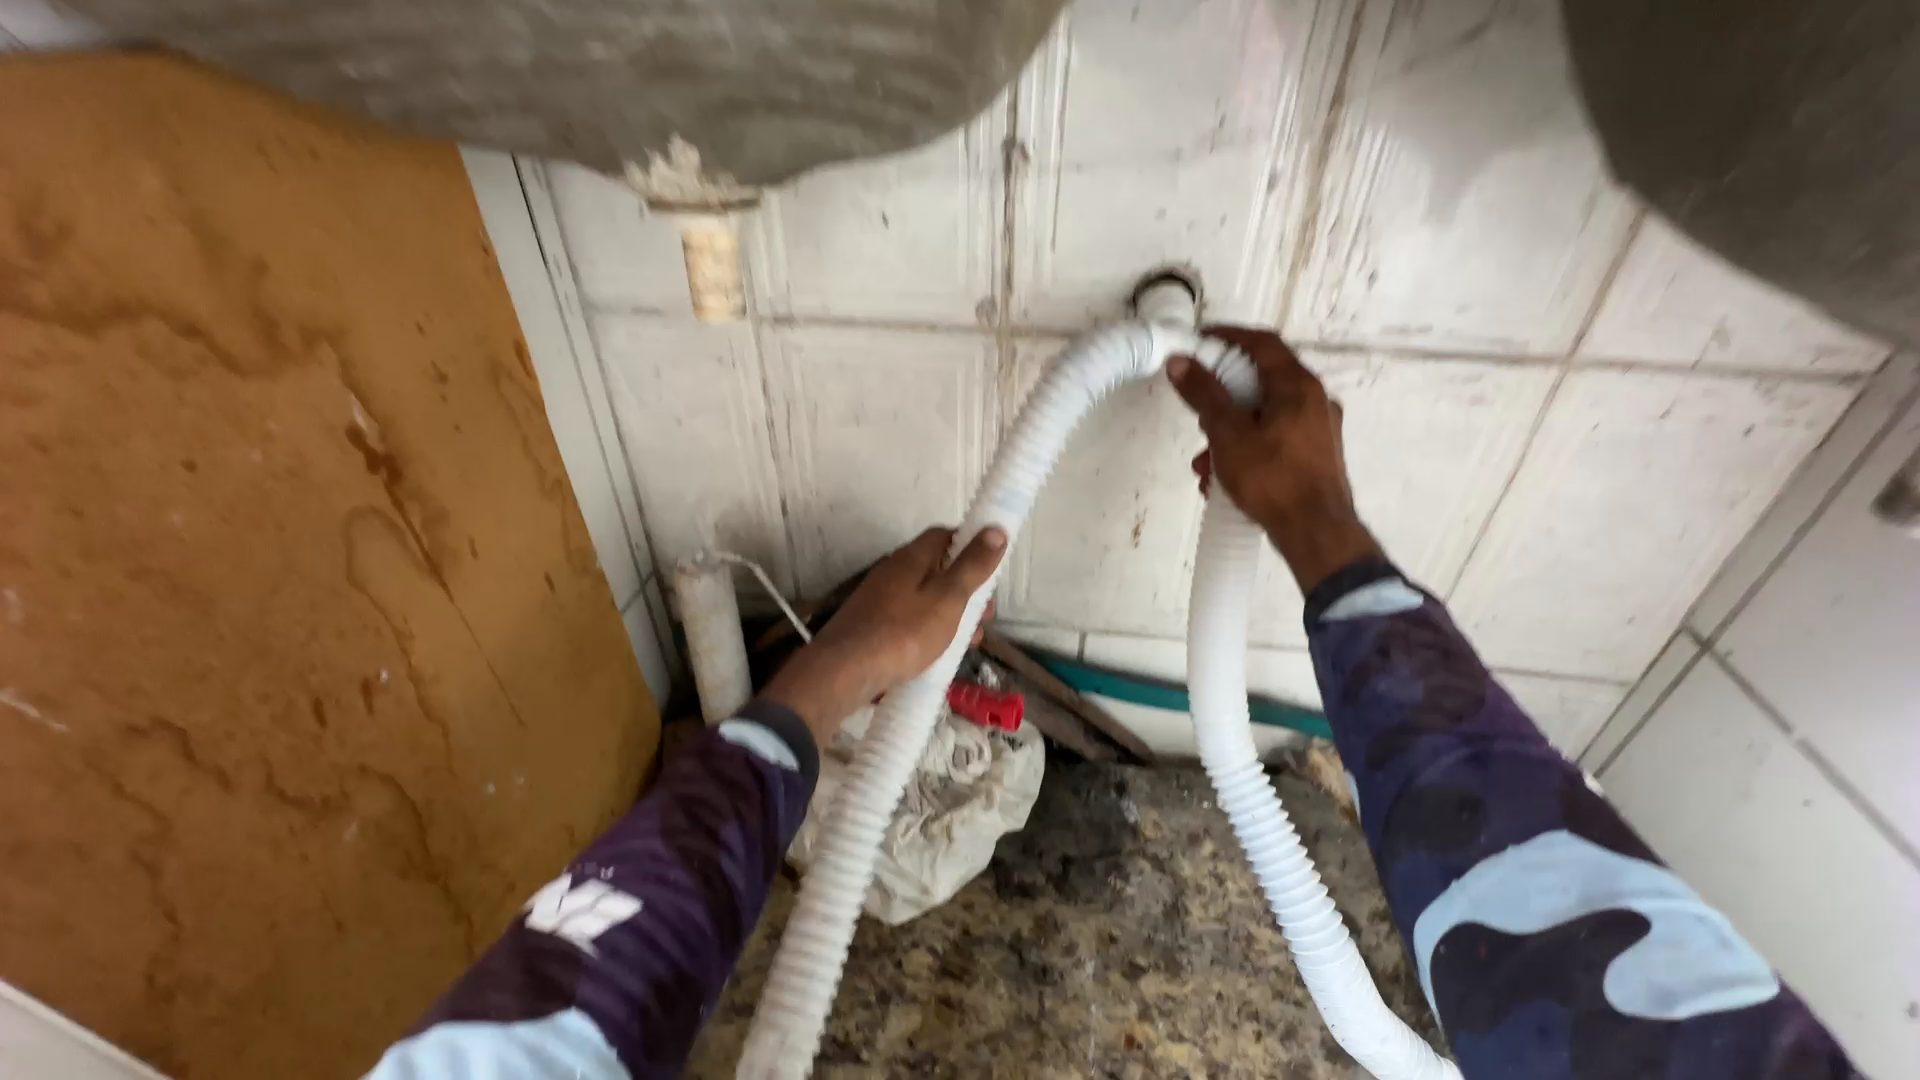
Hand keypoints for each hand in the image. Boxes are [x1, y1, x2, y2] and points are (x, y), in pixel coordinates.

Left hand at [761, 526, 1007, 743]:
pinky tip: (938, 655)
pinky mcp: (870, 626)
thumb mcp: (948, 599)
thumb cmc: (903, 633)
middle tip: (985, 618)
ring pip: (925, 598)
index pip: (946, 536)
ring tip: (969, 643)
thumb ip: (972, 566)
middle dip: (966, 590)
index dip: (972, 547)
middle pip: (937, 569)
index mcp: (911, 558)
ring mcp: (878, 599)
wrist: (844, 673)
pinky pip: (909, 620)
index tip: (992, 571)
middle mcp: (892, 571)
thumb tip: (996, 529)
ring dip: (951, 615)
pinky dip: (929, 631)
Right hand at [1166, 326, 1381, 593]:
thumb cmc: (1271, 477)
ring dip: (1229, 432)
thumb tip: (1180, 361)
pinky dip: (1247, 449)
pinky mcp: (1316, 456)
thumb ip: (1204, 395)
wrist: (1315, 532)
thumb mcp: (1228, 434)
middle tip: (1196, 412)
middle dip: (1221, 398)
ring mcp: (1319, 429)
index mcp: (1298, 385)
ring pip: (1264, 416)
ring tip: (1204, 463)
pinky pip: (1274, 439)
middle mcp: (1315, 400)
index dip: (1228, 336)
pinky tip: (1224, 479)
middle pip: (1260, 381)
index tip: (1198, 342)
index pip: (1261, 343)